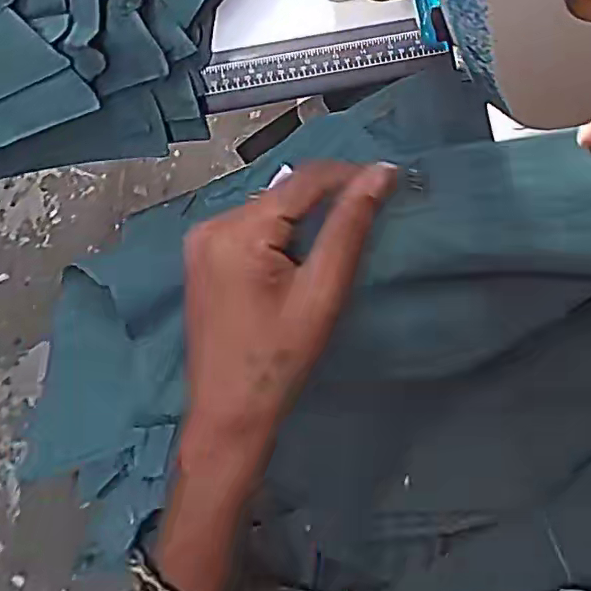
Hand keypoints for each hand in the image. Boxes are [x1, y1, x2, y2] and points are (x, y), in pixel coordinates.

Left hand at [180, 160, 398, 456]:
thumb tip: (379, 173)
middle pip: (286, 191)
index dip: (349, 174)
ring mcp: (203, 239)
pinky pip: (256, 223)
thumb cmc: (280, 360)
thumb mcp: (323, 290)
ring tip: (343, 230)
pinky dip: (287, 227)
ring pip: (273, 204)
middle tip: (370, 209)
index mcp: (237, 231)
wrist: (228, 417)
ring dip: (309, 211)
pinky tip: (305, 250)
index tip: (387, 180)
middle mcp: (213, 224)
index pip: (304, 180)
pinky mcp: (204, 254)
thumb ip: (350, 225)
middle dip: (330, 195)